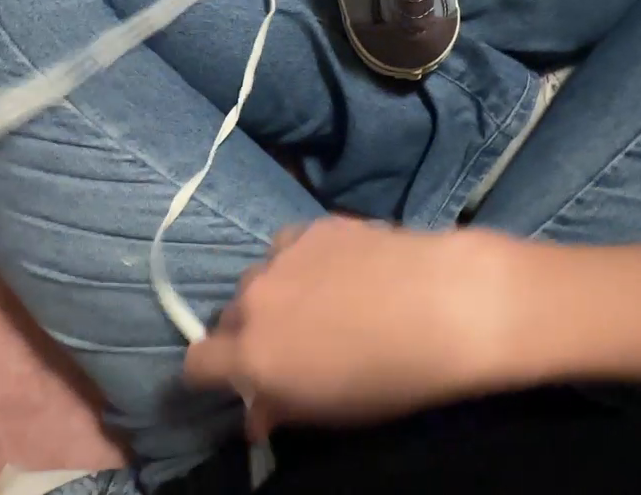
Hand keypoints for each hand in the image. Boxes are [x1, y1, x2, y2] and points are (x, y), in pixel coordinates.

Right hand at [182, 218, 512, 435]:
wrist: (444, 304)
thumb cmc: (390, 376)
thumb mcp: (331, 410)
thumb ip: (281, 407)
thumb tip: (257, 413)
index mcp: (251, 354)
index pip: (196, 362)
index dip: (214, 371)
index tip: (238, 376)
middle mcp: (254, 300)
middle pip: (230, 316)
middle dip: (250, 331)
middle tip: (292, 342)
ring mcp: (282, 256)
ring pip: (260, 276)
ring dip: (277, 291)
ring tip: (321, 299)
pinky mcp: (313, 226)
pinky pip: (290, 246)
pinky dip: (303, 259)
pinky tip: (342, 268)